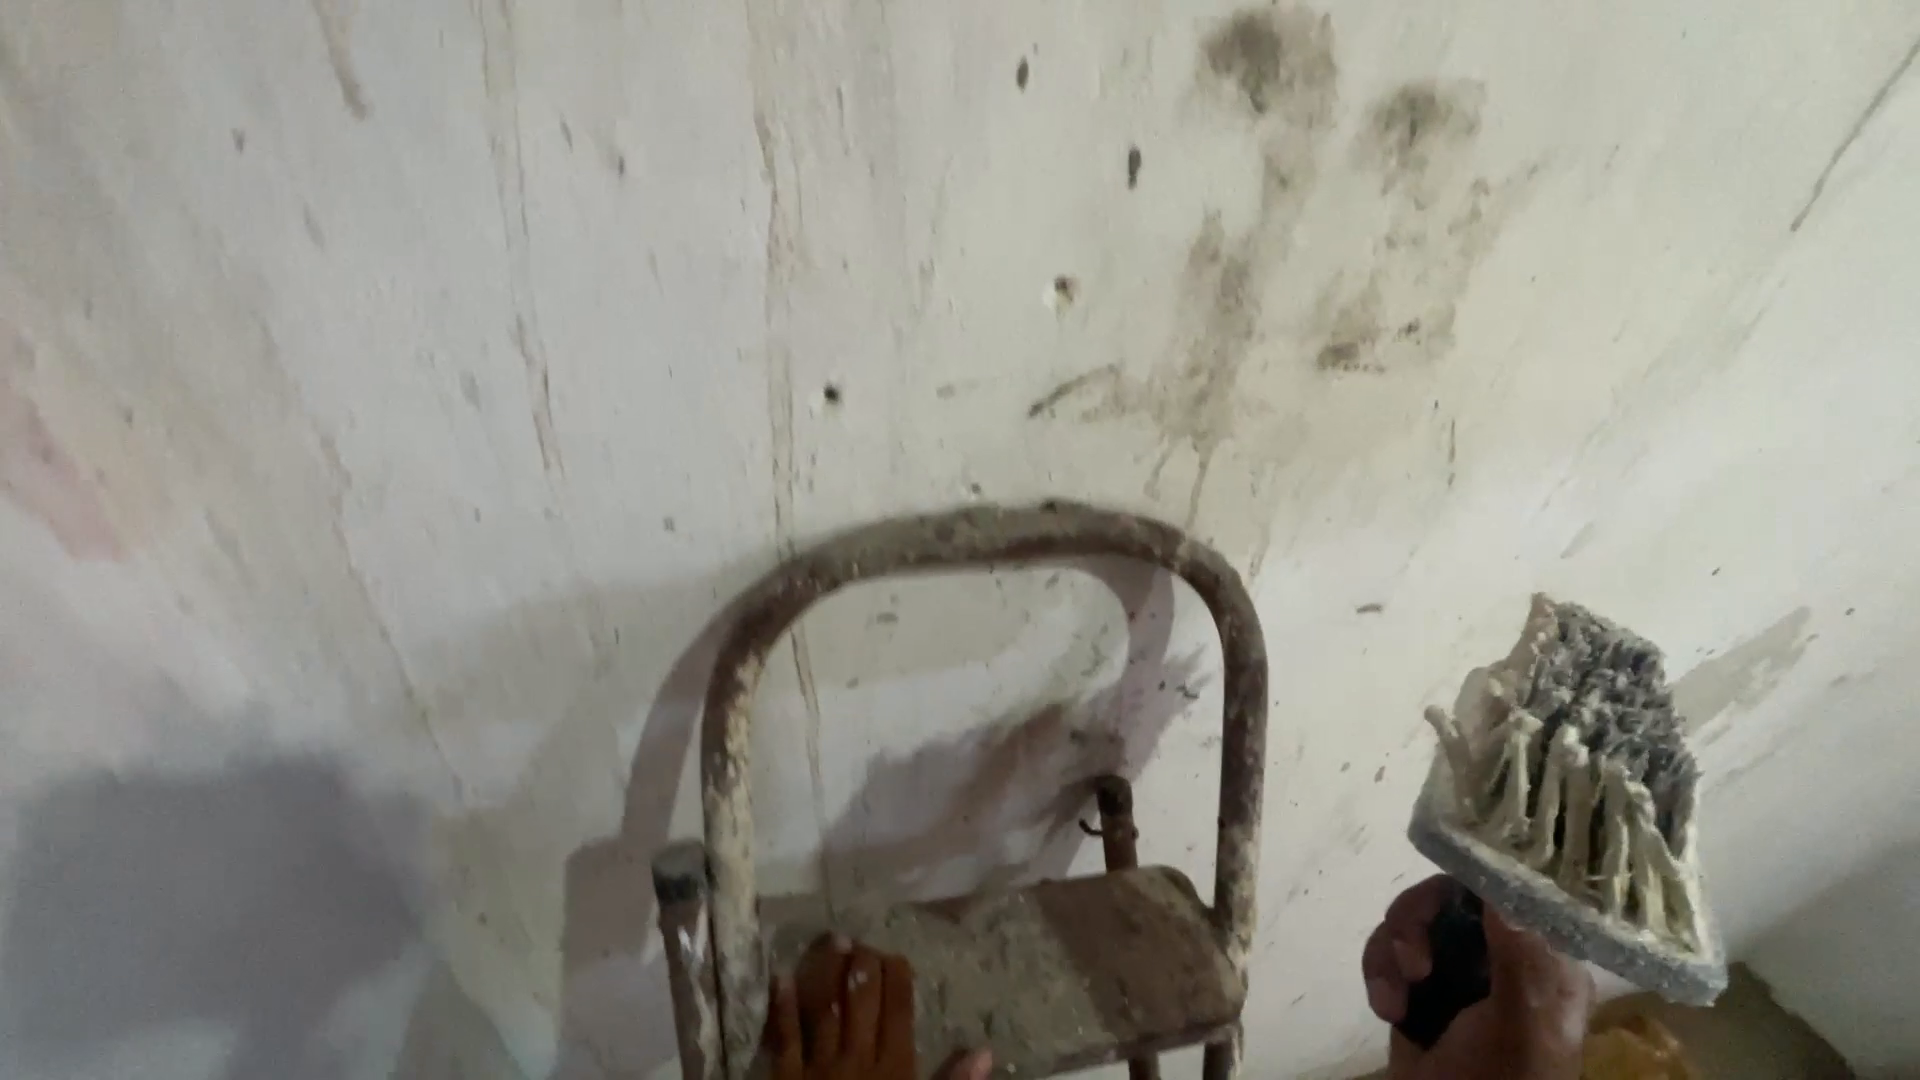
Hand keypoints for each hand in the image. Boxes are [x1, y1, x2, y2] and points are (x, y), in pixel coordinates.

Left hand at [767, 935, 992, 1079]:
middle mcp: (858, 1061)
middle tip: (864, 943)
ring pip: (827, 1010)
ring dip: (830, 973)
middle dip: (864, 967)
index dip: (898, 980)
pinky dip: (783, 1007)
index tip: (896, 957)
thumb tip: (985, 1051)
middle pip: (862, 1002)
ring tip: (835, 941)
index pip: (899, 1012)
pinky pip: (785, 1039)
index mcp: (894, 1070)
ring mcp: (821, 1069)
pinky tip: (782, 975)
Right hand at [1362, 876, 1594, 1079]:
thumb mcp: (1519, 1029)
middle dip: (1414, 924)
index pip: (1507, 889)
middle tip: (1412, 962)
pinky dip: (1376, 975)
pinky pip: (1384, 949)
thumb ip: (1519, 961)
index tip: (1438, 890)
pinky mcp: (1417, 984)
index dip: (1469, 878)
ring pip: (1407, 921)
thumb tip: (1502, 888)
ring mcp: (1456, 970)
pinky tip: (1386, 1010)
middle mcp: (1501, 957)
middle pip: (1444, 897)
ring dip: (1388, 956)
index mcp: (1543, 963)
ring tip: (1394, 1001)